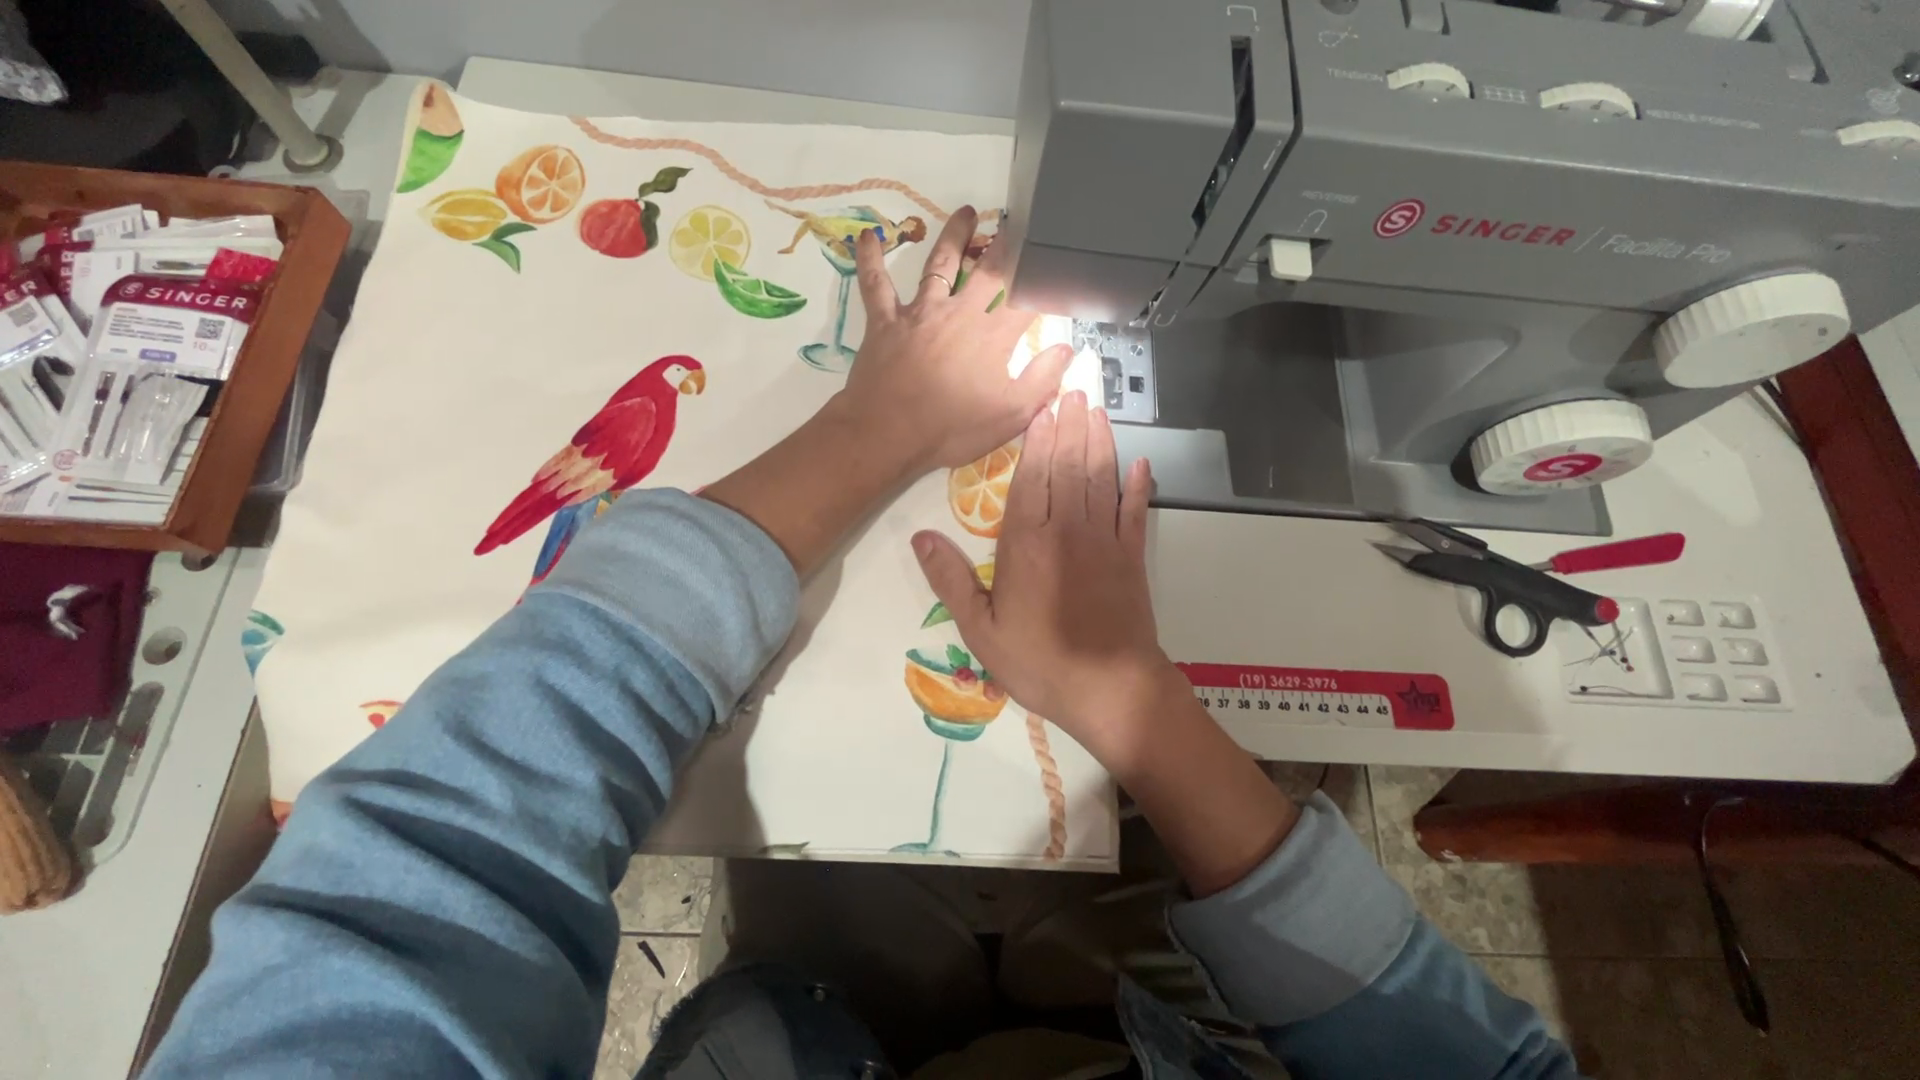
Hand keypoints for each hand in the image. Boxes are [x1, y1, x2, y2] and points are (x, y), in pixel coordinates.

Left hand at [837, 205, 1073, 472]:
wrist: (886, 436)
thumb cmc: (951, 430)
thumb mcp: (1010, 415)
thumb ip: (1042, 379)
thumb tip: (1066, 348)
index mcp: (993, 336)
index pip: (1027, 298)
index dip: (1043, 282)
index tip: (1056, 269)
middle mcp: (959, 313)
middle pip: (988, 268)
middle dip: (1007, 245)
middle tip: (1018, 225)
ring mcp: (919, 312)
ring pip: (939, 262)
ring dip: (955, 234)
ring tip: (966, 212)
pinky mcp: (884, 320)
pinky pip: (875, 283)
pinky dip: (870, 259)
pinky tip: (867, 237)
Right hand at [910, 394, 1182, 760]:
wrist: (1109, 689)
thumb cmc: (1038, 662)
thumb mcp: (980, 630)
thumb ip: (951, 581)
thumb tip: (921, 538)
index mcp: (1027, 542)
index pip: (1031, 477)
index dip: (1037, 440)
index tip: (1041, 408)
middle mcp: (1068, 529)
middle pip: (1068, 466)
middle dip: (1069, 427)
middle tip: (1073, 392)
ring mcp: (1105, 541)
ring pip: (1101, 479)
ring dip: (1100, 443)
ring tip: (1096, 412)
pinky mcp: (1133, 558)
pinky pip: (1135, 512)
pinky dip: (1138, 486)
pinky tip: (1141, 464)